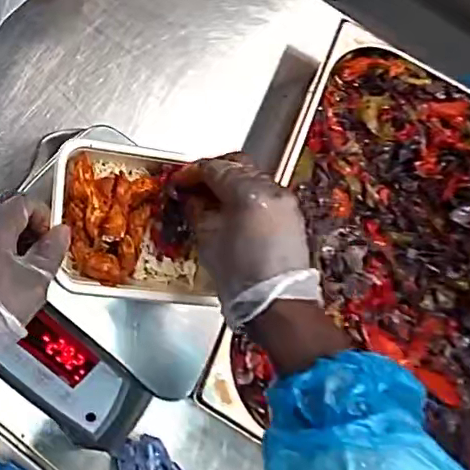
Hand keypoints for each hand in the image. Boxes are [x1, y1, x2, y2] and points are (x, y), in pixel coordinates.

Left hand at [0, 195, 67, 354]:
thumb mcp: (36, 277)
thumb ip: (52, 249)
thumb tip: (61, 233)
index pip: (25, 201)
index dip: (44, 216)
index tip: (53, 236)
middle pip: (11, 207)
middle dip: (32, 224)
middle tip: (45, 246)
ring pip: (1, 221)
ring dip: (20, 234)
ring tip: (32, 260)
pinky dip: (7, 243)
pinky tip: (16, 267)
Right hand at [172, 153, 318, 327]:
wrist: (278, 305)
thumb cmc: (240, 275)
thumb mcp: (207, 236)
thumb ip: (196, 207)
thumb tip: (190, 196)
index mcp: (248, 192)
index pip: (213, 168)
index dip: (190, 173)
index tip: (178, 182)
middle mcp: (271, 190)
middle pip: (236, 164)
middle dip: (212, 171)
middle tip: (193, 185)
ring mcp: (285, 202)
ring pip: (251, 176)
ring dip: (229, 182)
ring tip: (210, 199)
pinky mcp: (291, 216)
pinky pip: (263, 193)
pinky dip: (244, 194)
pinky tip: (230, 209)